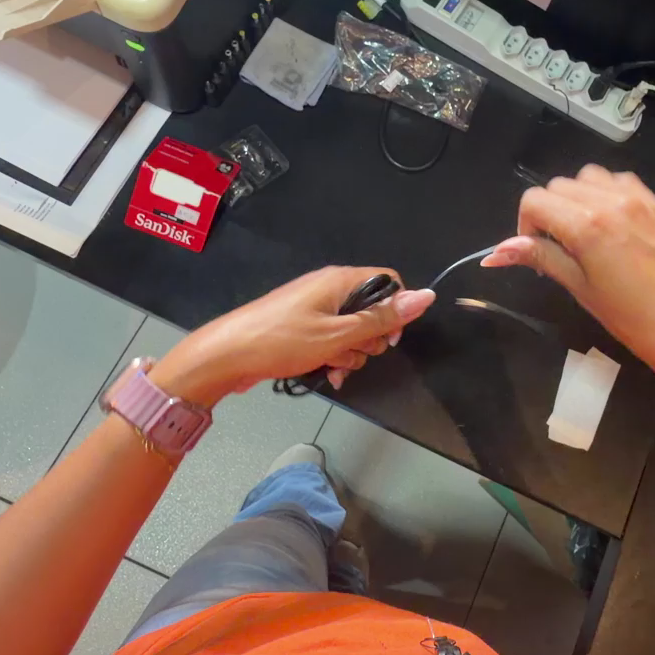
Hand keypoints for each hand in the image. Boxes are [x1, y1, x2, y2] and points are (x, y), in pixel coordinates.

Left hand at [148, 267, 435, 405]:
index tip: (388, 339)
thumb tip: (428, 295)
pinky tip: (328, 374)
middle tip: (353, 353)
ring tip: (334, 368)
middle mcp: (330, 288)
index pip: (388, 282)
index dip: (396, 311)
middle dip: (370, 338)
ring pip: (353, 329)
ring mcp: (315, 307)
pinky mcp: (303, 326)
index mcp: (340, 280)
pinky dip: (335, 355)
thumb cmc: (284, 341)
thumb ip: (382, 318)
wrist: (227, 355)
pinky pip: (333, 338)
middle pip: (372, 309)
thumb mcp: (338, 334)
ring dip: (351, 353)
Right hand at [482, 166, 654, 446]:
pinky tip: (612, 226)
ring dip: (576, 199)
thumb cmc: (633, 319)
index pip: (535, 201)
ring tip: (585, 235)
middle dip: (549, 213)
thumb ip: (541, 258)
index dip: (525, 226)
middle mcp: (612, 200)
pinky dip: (605, 194)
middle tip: (560, 250)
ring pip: (588, 178)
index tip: (536, 252)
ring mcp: (639, 198)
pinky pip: (619, 182)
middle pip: (558, 186)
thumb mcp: (580, 288)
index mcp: (588, 224)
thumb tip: (495, 253)